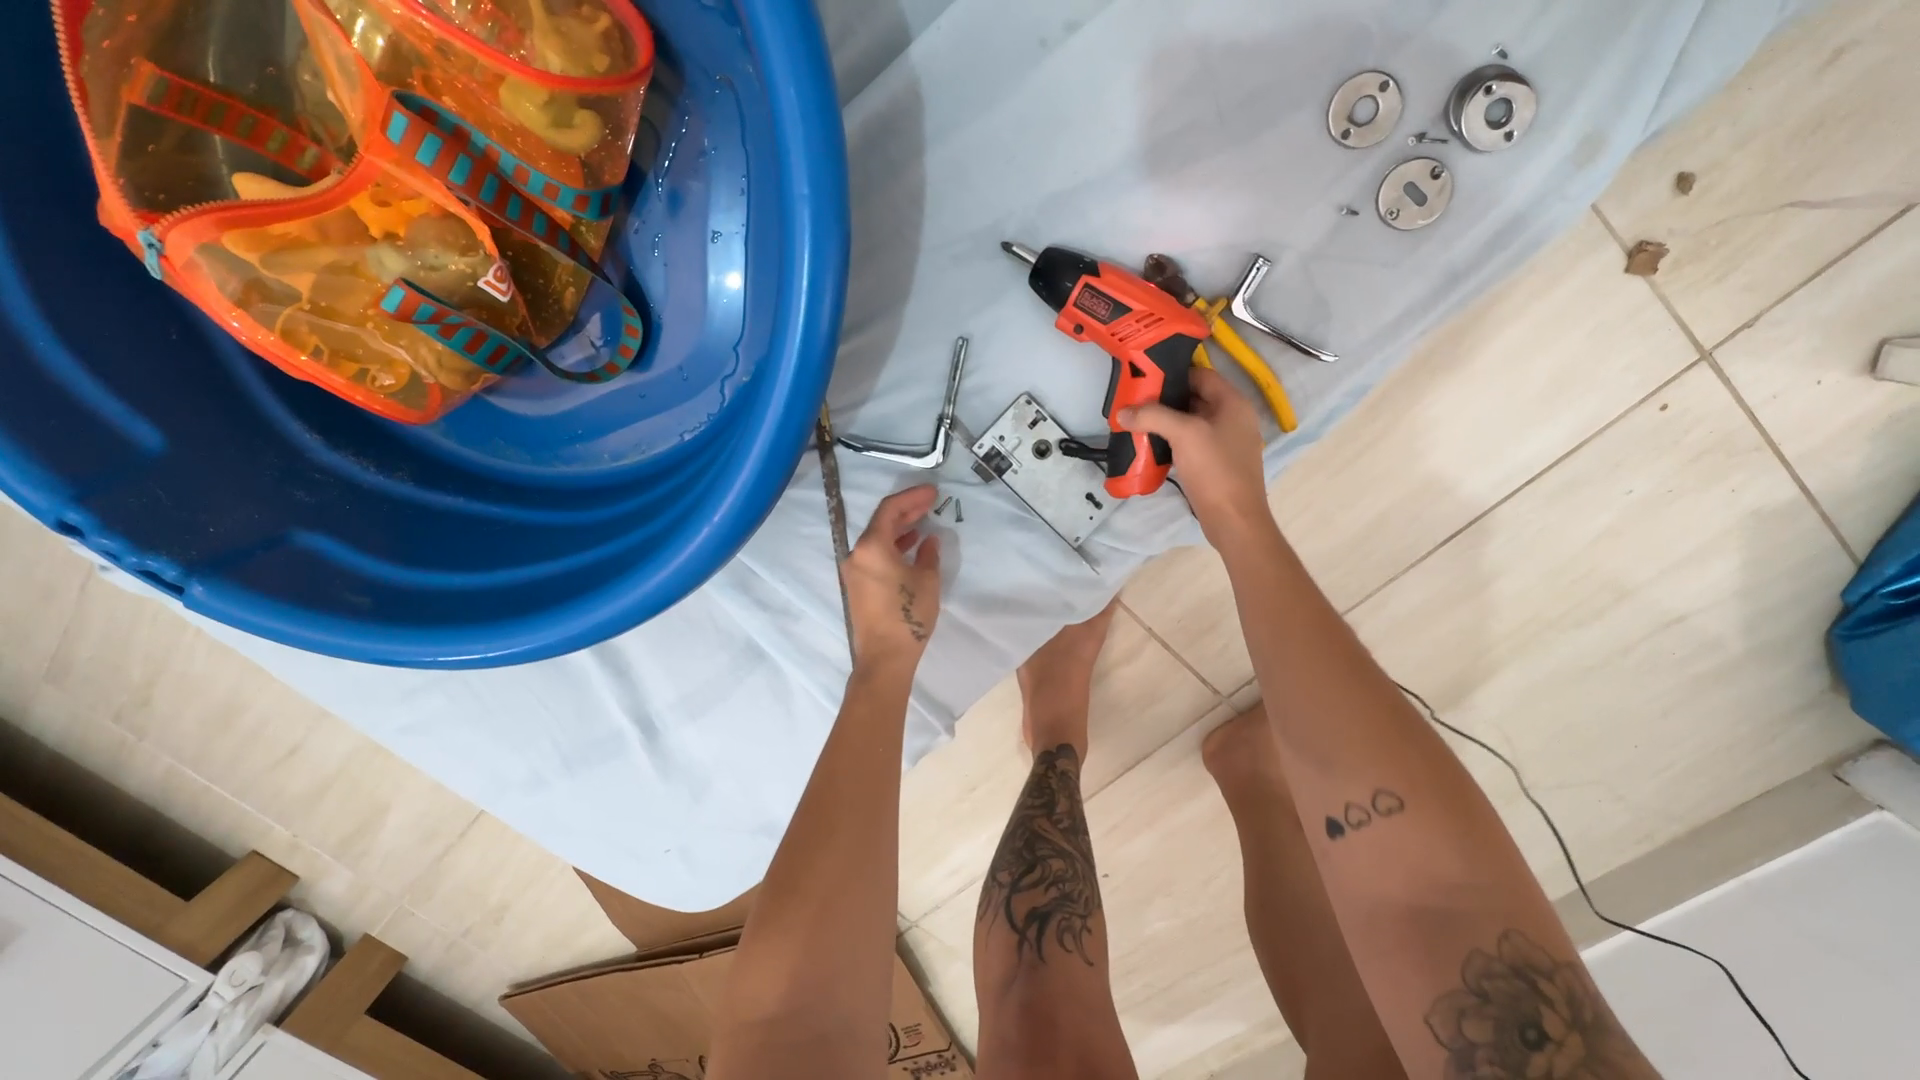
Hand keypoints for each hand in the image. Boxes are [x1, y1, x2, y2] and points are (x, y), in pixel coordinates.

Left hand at [843, 485, 942, 672]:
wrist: (884, 657)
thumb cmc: (907, 616)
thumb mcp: (927, 581)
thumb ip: (928, 555)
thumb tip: (928, 542)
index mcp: (872, 547)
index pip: (890, 510)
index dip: (912, 497)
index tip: (932, 492)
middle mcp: (857, 554)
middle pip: (881, 522)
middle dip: (906, 511)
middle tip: (930, 502)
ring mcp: (854, 571)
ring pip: (877, 539)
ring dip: (899, 529)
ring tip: (923, 522)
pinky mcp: (857, 586)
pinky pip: (874, 555)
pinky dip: (892, 546)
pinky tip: (910, 547)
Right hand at [1119, 366, 1271, 546]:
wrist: (1234, 520)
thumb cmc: (1215, 469)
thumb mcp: (1183, 434)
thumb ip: (1152, 416)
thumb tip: (1123, 412)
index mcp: (1234, 403)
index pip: (1202, 375)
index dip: (1174, 374)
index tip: (1145, 380)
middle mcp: (1234, 418)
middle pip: (1196, 398)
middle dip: (1165, 400)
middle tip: (1136, 403)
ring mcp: (1227, 443)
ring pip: (1192, 423)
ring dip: (1167, 423)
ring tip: (1139, 424)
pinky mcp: (1218, 464)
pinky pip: (1193, 444)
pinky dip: (1174, 442)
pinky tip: (1153, 447)